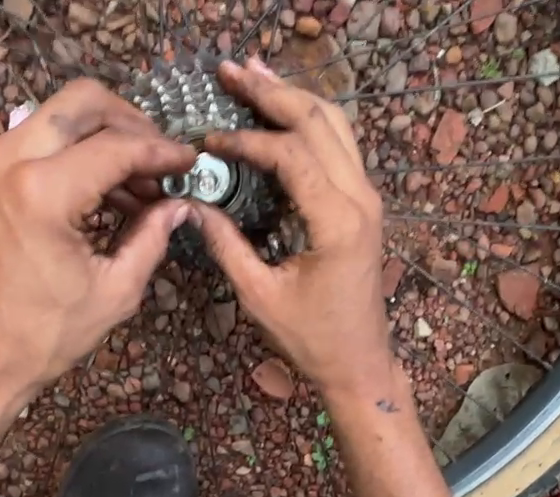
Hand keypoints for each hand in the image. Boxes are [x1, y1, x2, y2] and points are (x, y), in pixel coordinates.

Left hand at [0, 79, 197, 408]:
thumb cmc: (45, 335)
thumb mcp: (114, 292)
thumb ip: (151, 239)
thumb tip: (179, 206)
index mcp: (43, 193)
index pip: (117, 147)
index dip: (161, 152)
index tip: (190, 163)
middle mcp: (10, 160)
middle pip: (82, 102)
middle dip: (131, 123)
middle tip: (162, 159)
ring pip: (59, 115)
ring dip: (104, 137)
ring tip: (141, 186)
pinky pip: (39, 139)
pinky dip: (77, 152)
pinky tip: (108, 192)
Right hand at [194, 59, 395, 402]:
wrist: (359, 363)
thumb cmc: (312, 339)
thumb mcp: (260, 297)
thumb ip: (226, 245)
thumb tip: (191, 205)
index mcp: (337, 222)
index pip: (290, 154)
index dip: (246, 140)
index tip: (208, 142)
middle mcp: (361, 200)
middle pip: (319, 120)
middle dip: (272, 92)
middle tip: (230, 70)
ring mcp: (368, 200)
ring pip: (336, 125)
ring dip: (295, 97)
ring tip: (255, 75)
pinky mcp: (365, 206)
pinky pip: (341, 146)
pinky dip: (311, 122)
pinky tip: (284, 111)